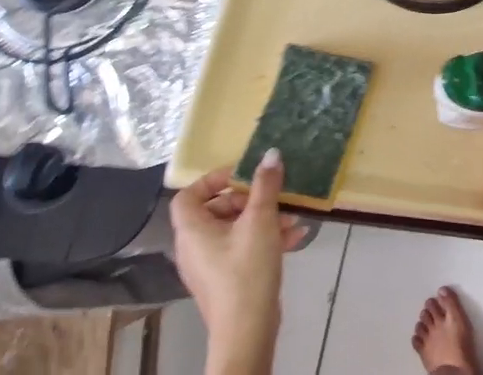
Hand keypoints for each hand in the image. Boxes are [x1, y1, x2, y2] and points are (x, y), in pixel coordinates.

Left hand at [171, 150, 309, 372]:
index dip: (212, 180)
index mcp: (192, 230)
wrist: (247, 330)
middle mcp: (194, 247)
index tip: (242, 175)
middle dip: (249, 200)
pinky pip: (242, 249)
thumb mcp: (260, 220)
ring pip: (234, 230)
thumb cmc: (246, 269)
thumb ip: (265, 185)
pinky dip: (264, 240)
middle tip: (272, 197)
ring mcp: (209, 266)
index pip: (188, 195)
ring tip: (292, 218)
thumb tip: (271, 153)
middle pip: (216, 210)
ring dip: (263, 219)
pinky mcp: (226, 280)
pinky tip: (294, 238)